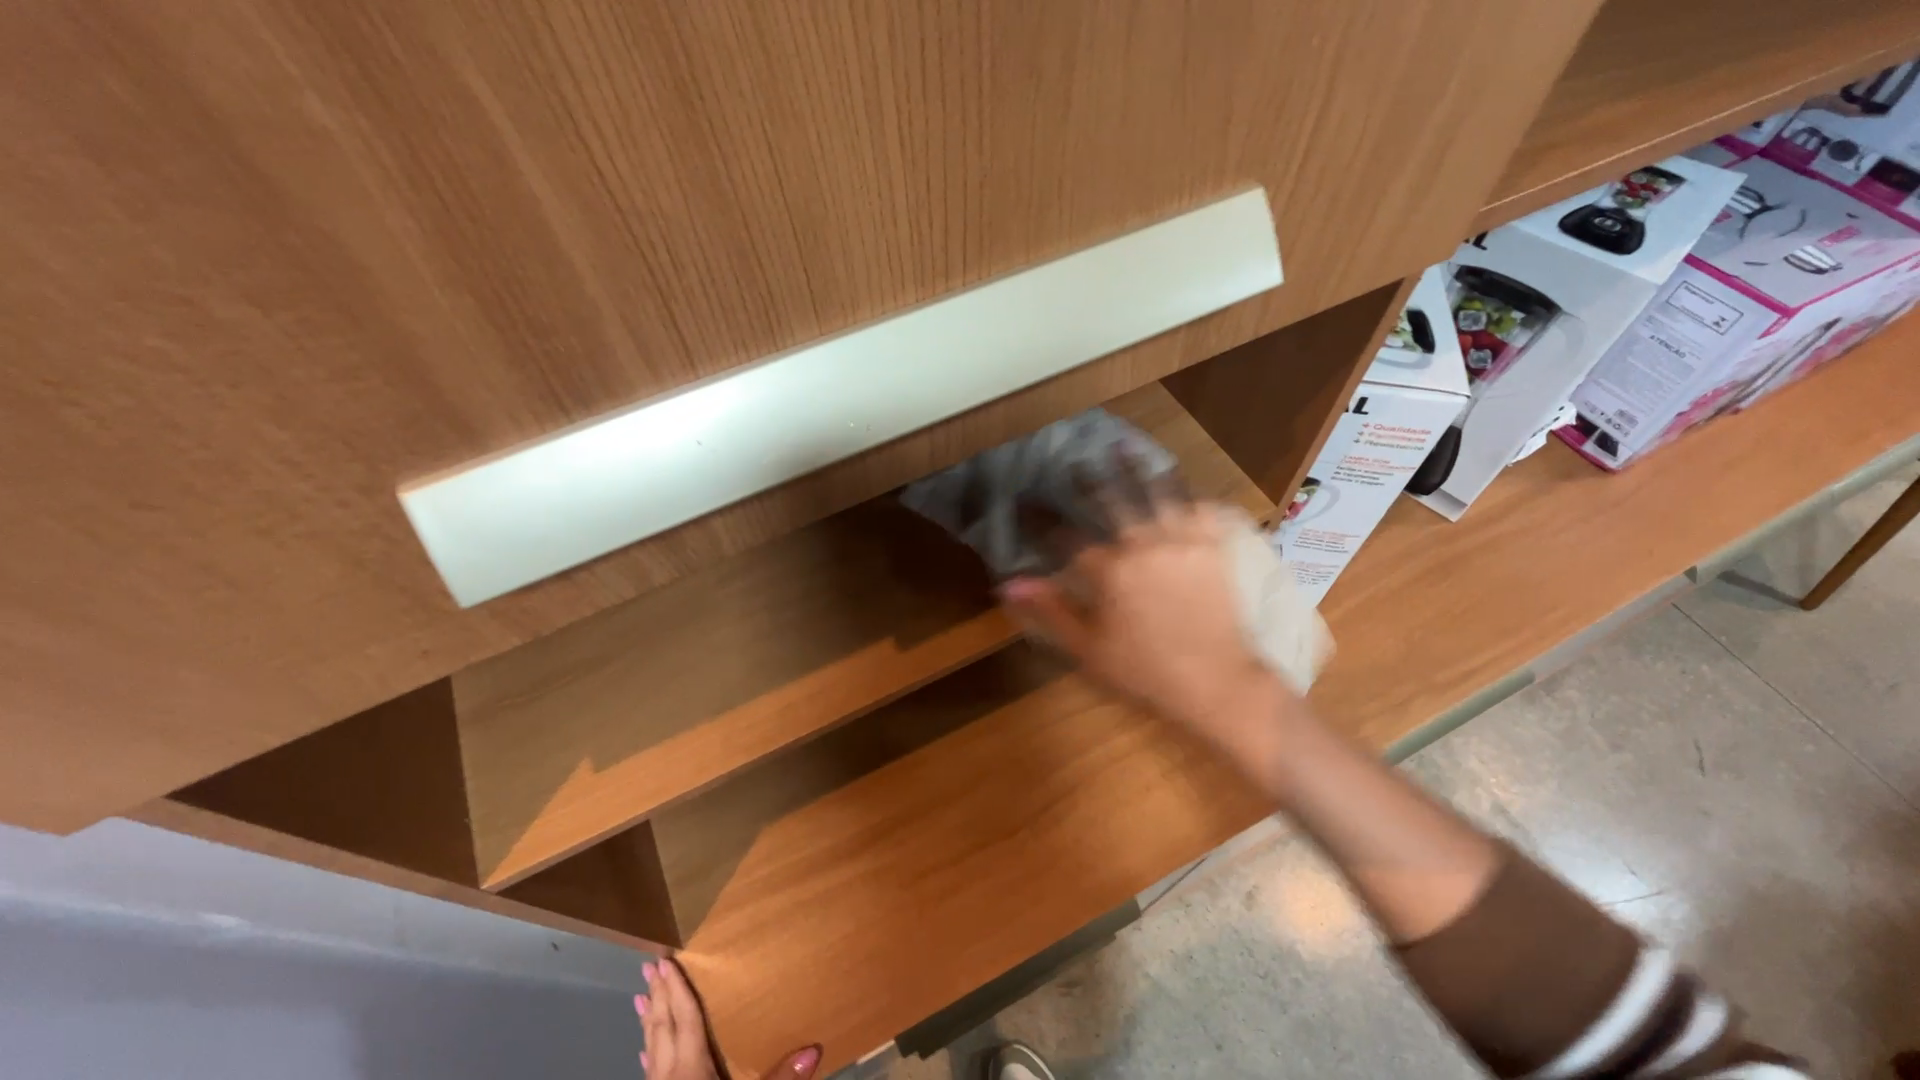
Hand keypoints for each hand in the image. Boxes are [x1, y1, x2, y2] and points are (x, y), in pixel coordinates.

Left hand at [636, 958, 820, 1079]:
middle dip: (657, 998)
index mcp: (690, 1071)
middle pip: (661, 1029)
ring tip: (640, 1000)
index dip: (677, 990)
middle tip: (649, 967)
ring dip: (648, 1024)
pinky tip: (644, 1058)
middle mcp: (667, 1079)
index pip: (685, 1020)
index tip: (666, 962)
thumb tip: (814, 1049)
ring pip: (650, 1050)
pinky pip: (650, 1075)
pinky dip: (648, 1058)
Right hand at [999, 487, 1272, 730]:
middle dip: (1090, 478)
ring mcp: (1184, 540)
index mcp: (1110, 570)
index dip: (1043, 519)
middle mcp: (1144, 544)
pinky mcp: (1215, 547)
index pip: (1067, 537)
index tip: (1026, 502)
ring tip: (1125, 446)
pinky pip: (1202, 509)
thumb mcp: (1089, 648)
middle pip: (1112, 500)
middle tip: (1077, 460)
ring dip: (1139, 469)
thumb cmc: (1146, 670)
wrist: (1217, 682)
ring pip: (1159, 492)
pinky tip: (1180, 487)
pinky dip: (1189, 496)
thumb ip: (1051, 611)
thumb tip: (1008, 585)